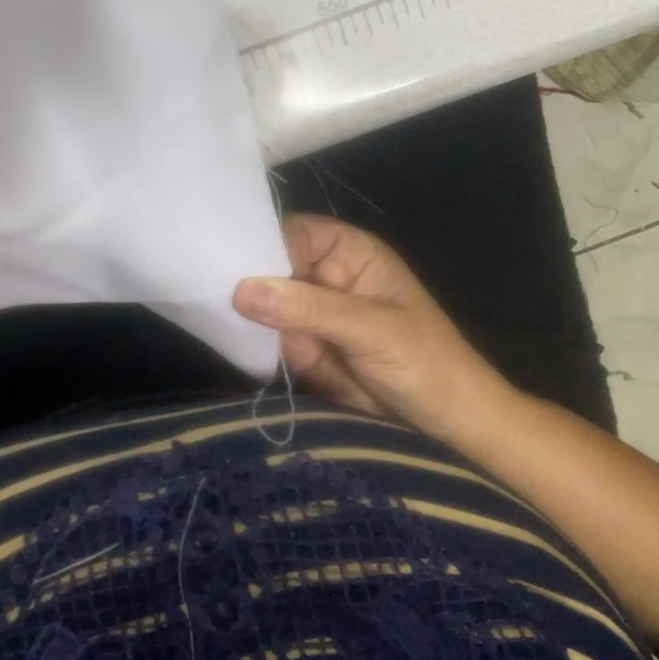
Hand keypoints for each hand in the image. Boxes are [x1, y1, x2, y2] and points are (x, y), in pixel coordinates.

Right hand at [234, 215, 519, 443]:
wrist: (451, 427)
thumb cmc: (427, 363)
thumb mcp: (370, 330)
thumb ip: (308, 308)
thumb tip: (241, 289)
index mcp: (348, 253)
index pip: (291, 233)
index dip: (258, 241)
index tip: (221, 260)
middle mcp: (324, 276)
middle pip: (268, 265)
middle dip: (242, 280)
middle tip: (208, 292)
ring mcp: (310, 313)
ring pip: (261, 303)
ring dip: (244, 316)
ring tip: (214, 318)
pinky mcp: (301, 347)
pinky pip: (265, 337)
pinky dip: (250, 343)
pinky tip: (230, 341)